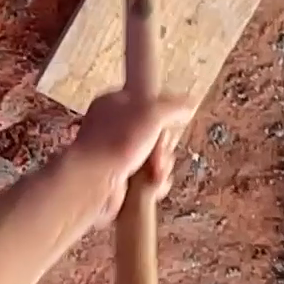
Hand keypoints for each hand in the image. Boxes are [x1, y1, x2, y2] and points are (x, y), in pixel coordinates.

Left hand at [62, 90, 195, 223]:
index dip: (162, 111)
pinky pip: (149, 178)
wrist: (95, 181)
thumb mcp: (152, 112)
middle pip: (154, 131)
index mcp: (113, 103)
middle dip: (163, 144)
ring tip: (155, 170)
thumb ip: (172, 106)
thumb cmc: (118, 140)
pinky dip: (154, 182)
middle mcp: (113, 127)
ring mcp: (117, 153)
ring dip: (161, 165)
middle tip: (159, 149)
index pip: (145, 100)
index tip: (169, 120)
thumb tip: (188, 104)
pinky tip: (152, 183)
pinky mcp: (122, 177)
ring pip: (154, 156)